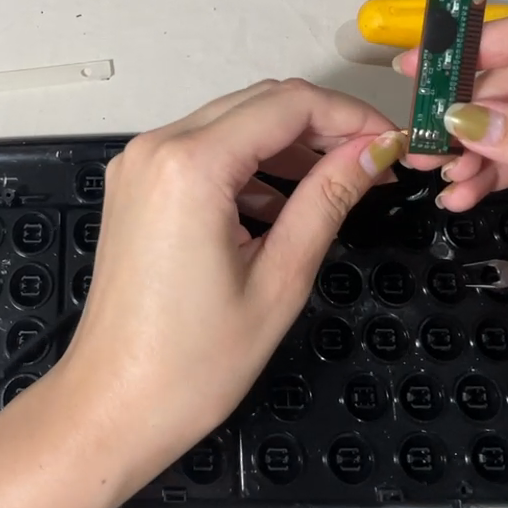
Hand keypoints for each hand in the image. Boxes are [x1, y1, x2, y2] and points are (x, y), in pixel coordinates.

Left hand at [55, 80, 403, 476]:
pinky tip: (283, 201)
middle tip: (376, 162)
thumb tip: (375, 150)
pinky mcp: (136, 184)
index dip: (350, 115)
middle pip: (258, 102)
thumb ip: (329, 198)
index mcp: (190, 164)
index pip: (287, 103)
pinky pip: (202, 151)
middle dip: (323, 125)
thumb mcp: (280, 278)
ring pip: (230, 123)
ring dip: (286, 144)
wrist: (113, 405)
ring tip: (340, 182)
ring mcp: (139, 163)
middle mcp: (156, 146)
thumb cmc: (193, 362)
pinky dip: (247, 164)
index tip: (394, 143)